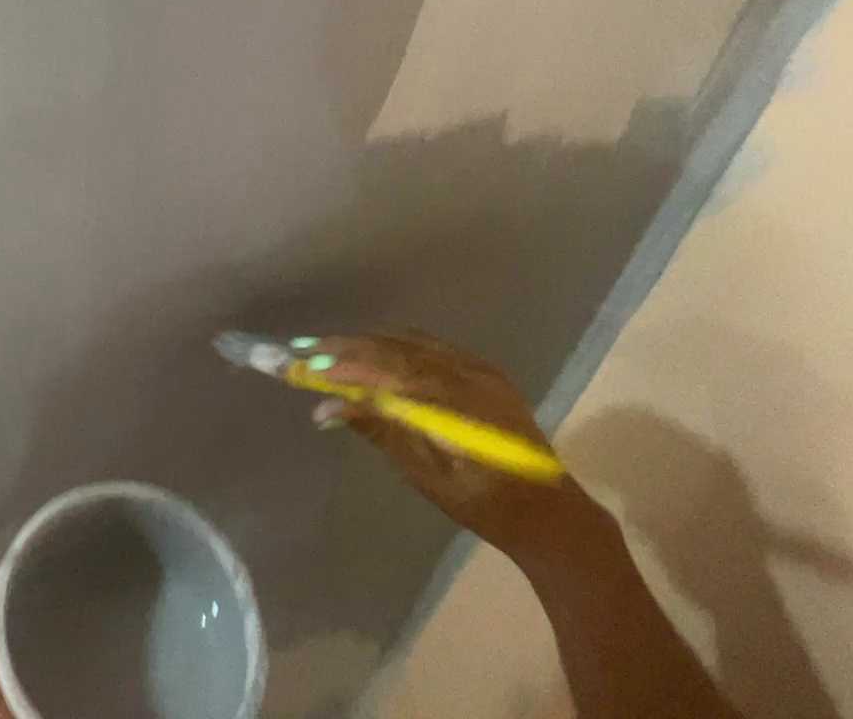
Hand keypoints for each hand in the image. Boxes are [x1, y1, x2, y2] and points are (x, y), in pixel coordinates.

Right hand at [308, 331, 615, 567]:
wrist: (548, 512)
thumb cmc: (482, 504)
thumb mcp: (424, 473)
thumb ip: (379, 430)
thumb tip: (327, 409)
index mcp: (451, 400)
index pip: (385, 368)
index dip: (342, 363)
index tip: (305, 364)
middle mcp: (465, 372)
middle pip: (394, 346)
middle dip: (348, 346)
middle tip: (306, 349)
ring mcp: (478, 367)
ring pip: (412, 340)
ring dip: (370, 343)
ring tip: (333, 351)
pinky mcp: (485, 371)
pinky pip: (432, 346)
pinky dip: (397, 346)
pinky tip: (378, 356)